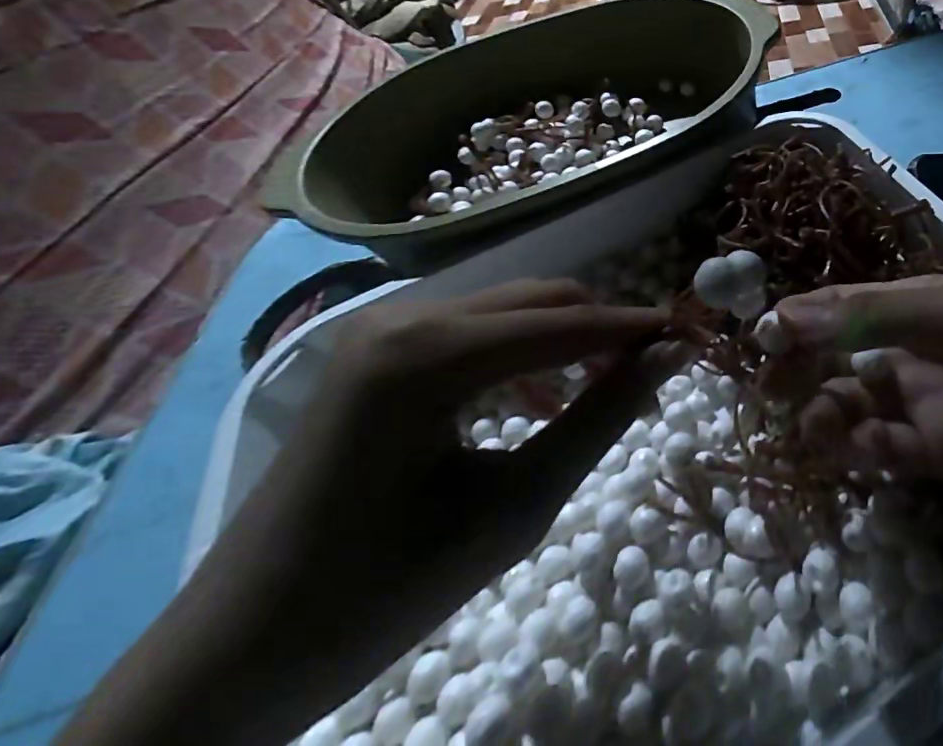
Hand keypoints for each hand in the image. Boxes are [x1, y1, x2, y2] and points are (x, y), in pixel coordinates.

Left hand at [61, 279, 669, 745]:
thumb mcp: (516, 507)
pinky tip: (539, 398)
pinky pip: (472, 329)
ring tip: (608, 386)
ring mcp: (381, 329)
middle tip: (658, 369)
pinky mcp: (374, 351)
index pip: (561, 324)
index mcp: (424, 356)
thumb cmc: (386, 590)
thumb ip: (600, 420)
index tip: (696, 335)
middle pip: (536, 299)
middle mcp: (402, 318)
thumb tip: (669, 360)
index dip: (634, 330)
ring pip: (506, 308)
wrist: (246, 644)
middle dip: (602, 328)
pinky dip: (522, 351)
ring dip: (566, 337)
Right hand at [775, 277, 942, 550]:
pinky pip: (893, 453)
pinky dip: (866, 454)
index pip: (848, 307)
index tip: (758, 341)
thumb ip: (887, 316)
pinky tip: (855, 455)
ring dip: (828, 416)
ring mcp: (940, 407)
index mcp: (930, 305)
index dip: (802, 320)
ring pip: (861, 408)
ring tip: (807, 431)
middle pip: (844, 359)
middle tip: (767, 396)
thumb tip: (793, 312)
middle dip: (804, 371)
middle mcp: (926, 352)